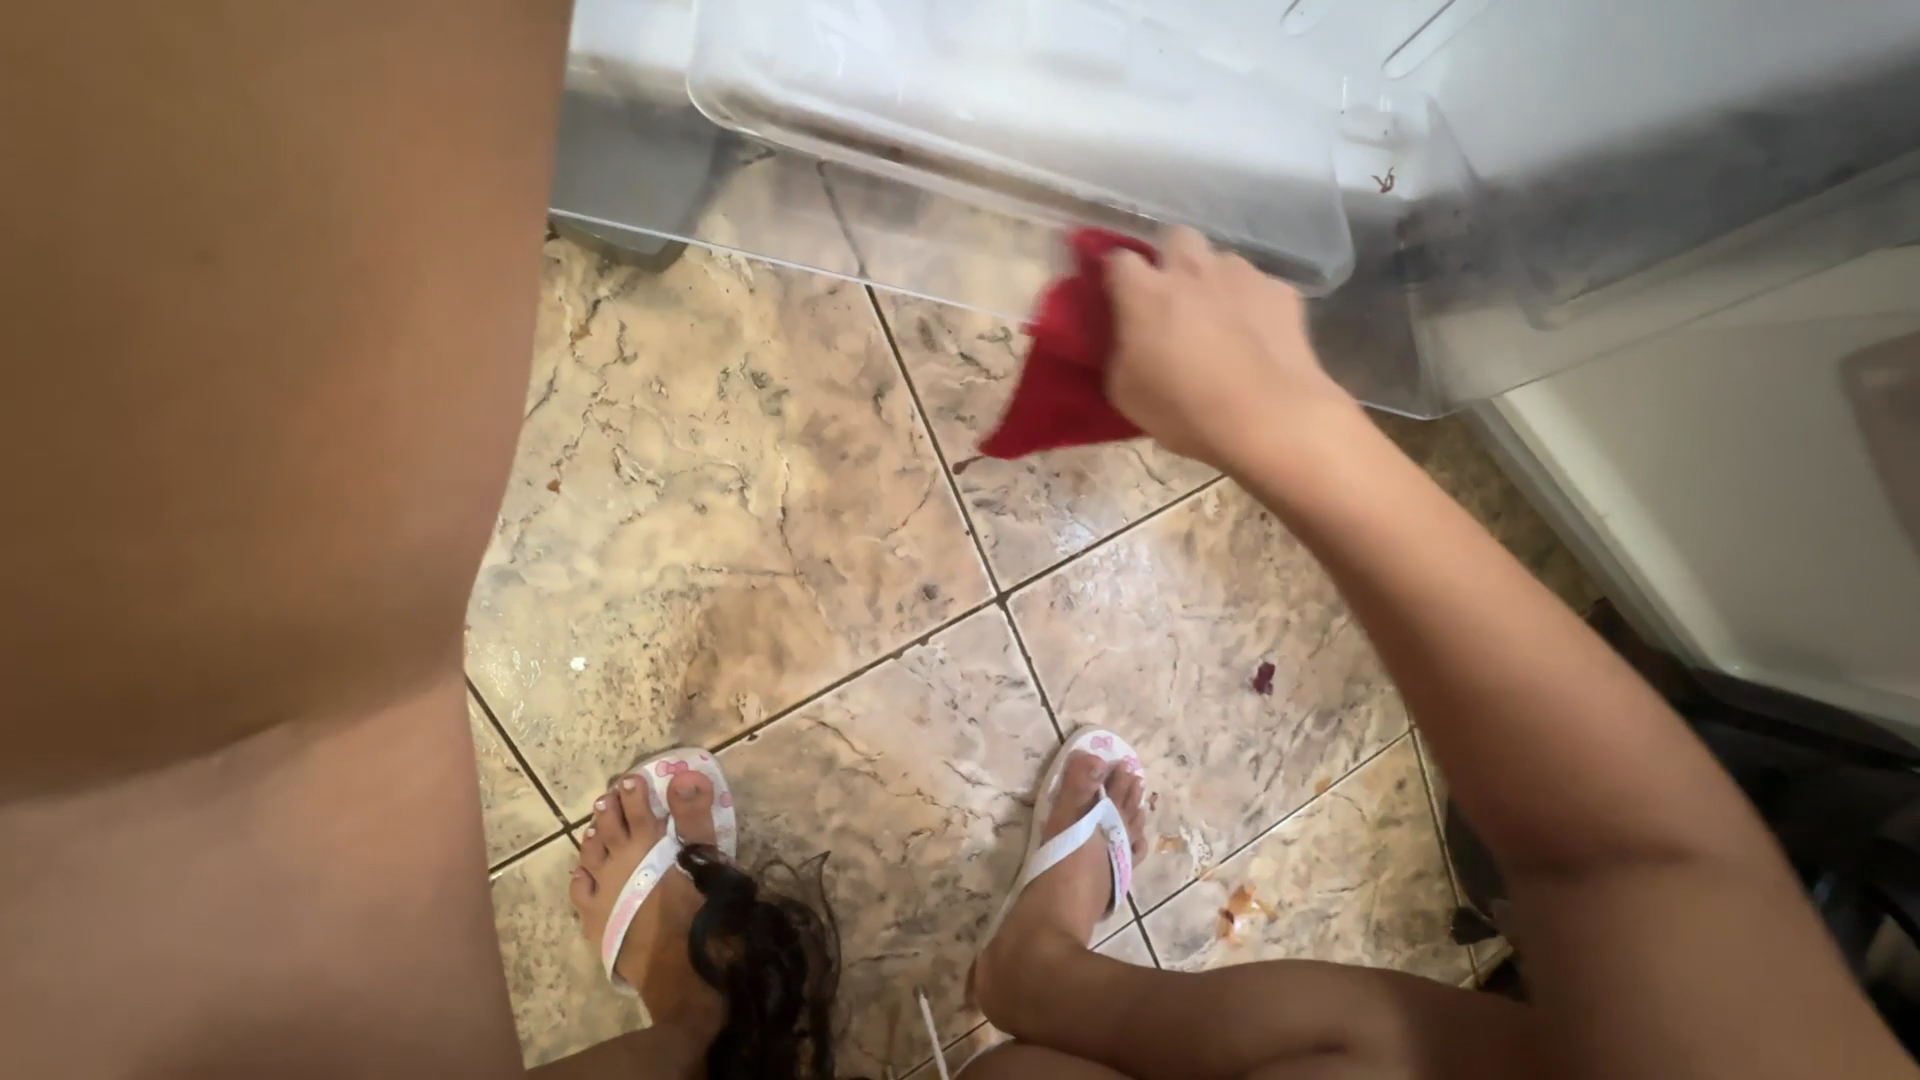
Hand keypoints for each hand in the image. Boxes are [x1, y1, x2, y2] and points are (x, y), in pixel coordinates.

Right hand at [1105, 227, 1357, 471]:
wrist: (1267, 418)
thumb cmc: (1183, 409)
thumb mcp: (1124, 391)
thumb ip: (1118, 350)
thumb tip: (1124, 336)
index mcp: (1145, 293)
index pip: (1117, 258)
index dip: (1115, 274)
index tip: (1115, 295)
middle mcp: (1191, 269)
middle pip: (1175, 237)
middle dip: (1169, 258)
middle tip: (1170, 296)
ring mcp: (1241, 274)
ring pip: (1219, 259)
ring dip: (1212, 280)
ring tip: (1217, 320)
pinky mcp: (1280, 290)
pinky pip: (1256, 285)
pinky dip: (1249, 303)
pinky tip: (1254, 336)